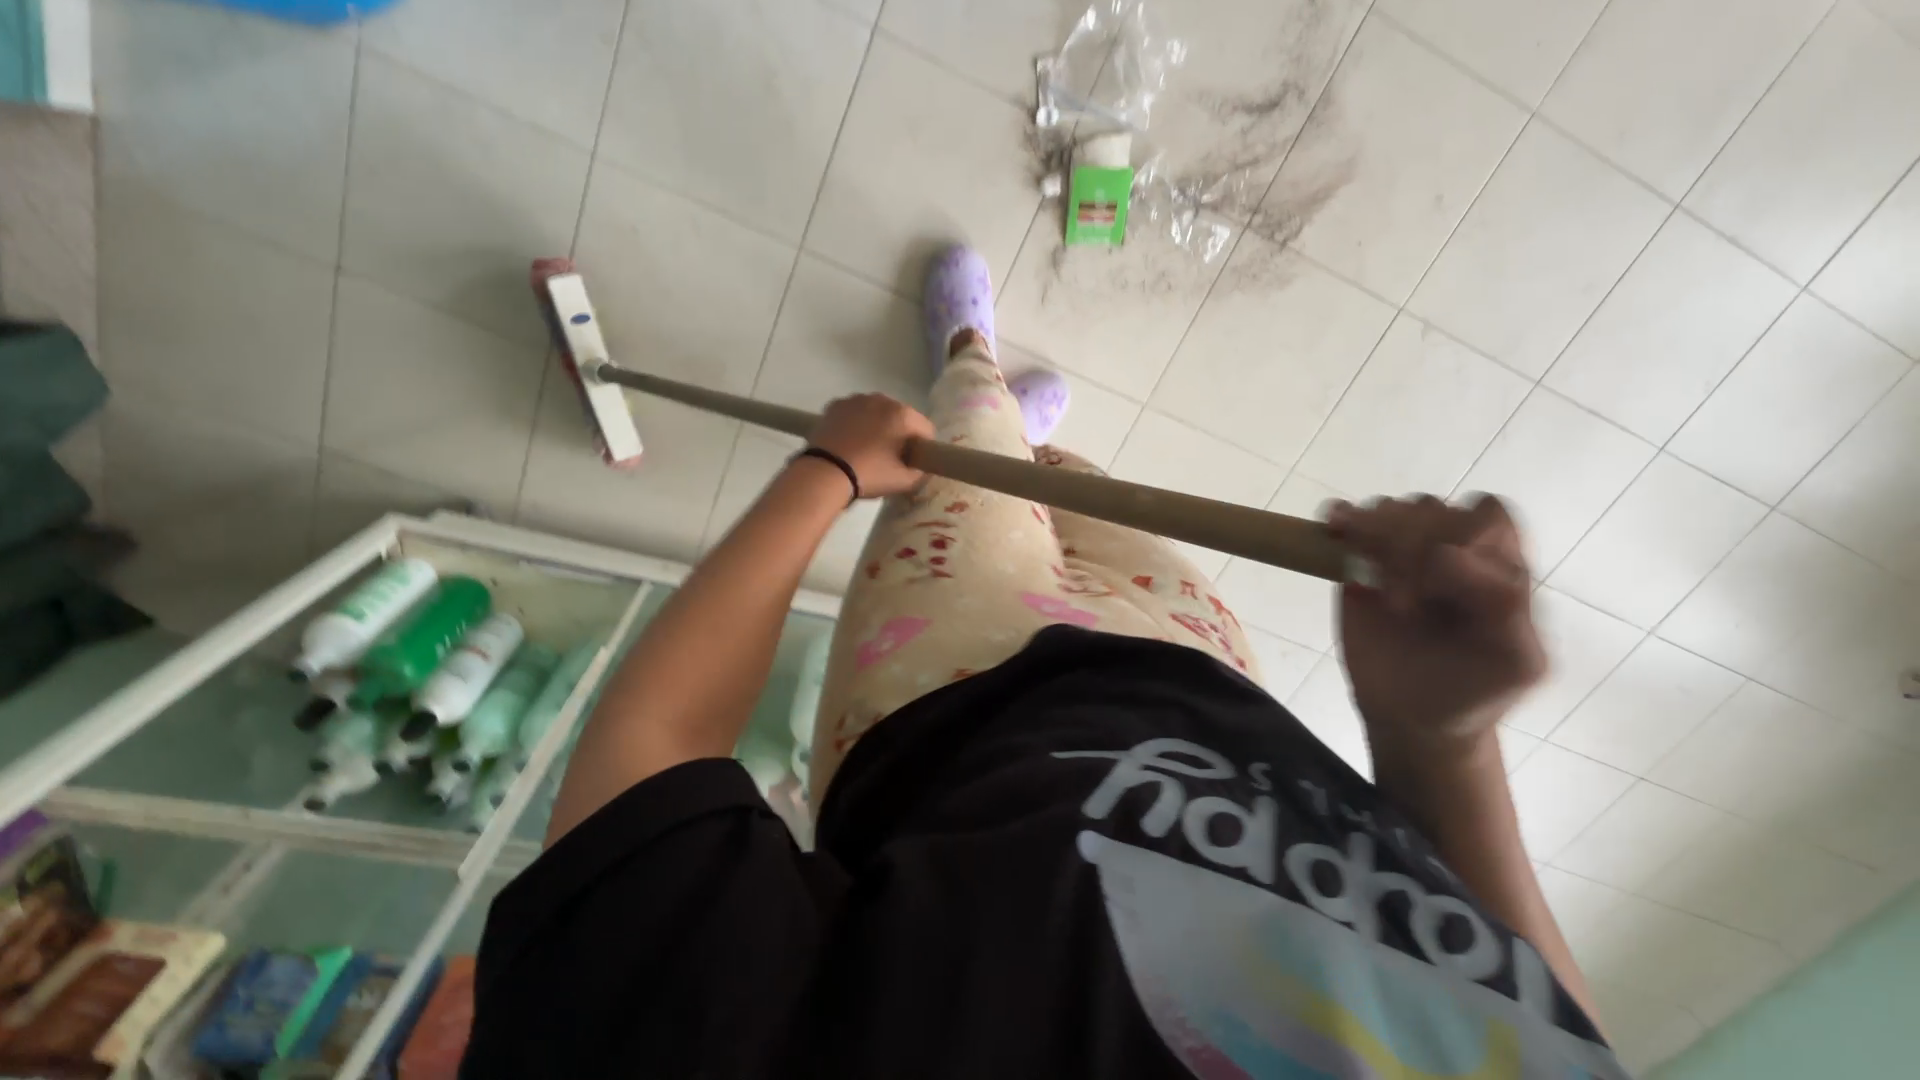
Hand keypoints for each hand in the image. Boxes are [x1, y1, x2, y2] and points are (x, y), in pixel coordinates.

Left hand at [805, 394, 933, 498]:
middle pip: (901, 417)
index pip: (925, 429)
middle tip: (889, 457)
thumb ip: (921, 472)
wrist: (823, 473)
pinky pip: (855, 412)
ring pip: (877, 411)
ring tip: (866, 448)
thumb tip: (922, 467)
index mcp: (902, 415)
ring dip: (877, 425)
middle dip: (899, 433)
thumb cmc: (868, 475)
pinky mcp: (836, 405)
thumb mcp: (903, 481)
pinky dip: (856, 422)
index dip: (923, 447)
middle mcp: (882, 399)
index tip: (913, 462)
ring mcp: (856, 399)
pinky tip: (849, 440)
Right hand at [1329, 494, 1544, 757]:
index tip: (1435, 587)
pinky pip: (1354, 519)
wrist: (1412, 718)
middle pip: (1433, 510)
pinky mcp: (1362, 562)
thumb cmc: (1470, 692)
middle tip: (1400, 604)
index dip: (1460, 540)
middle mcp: (1455, 549)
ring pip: (1394, 510)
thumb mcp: (1517, 663)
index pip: (1487, 518)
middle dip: (1411, 549)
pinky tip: (1336, 529)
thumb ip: (1506, 607)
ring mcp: (1406, 553)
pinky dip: (1345, 518)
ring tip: (1371, 580)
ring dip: (1379, 537)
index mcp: (1499, 568)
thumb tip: (1446, 555)